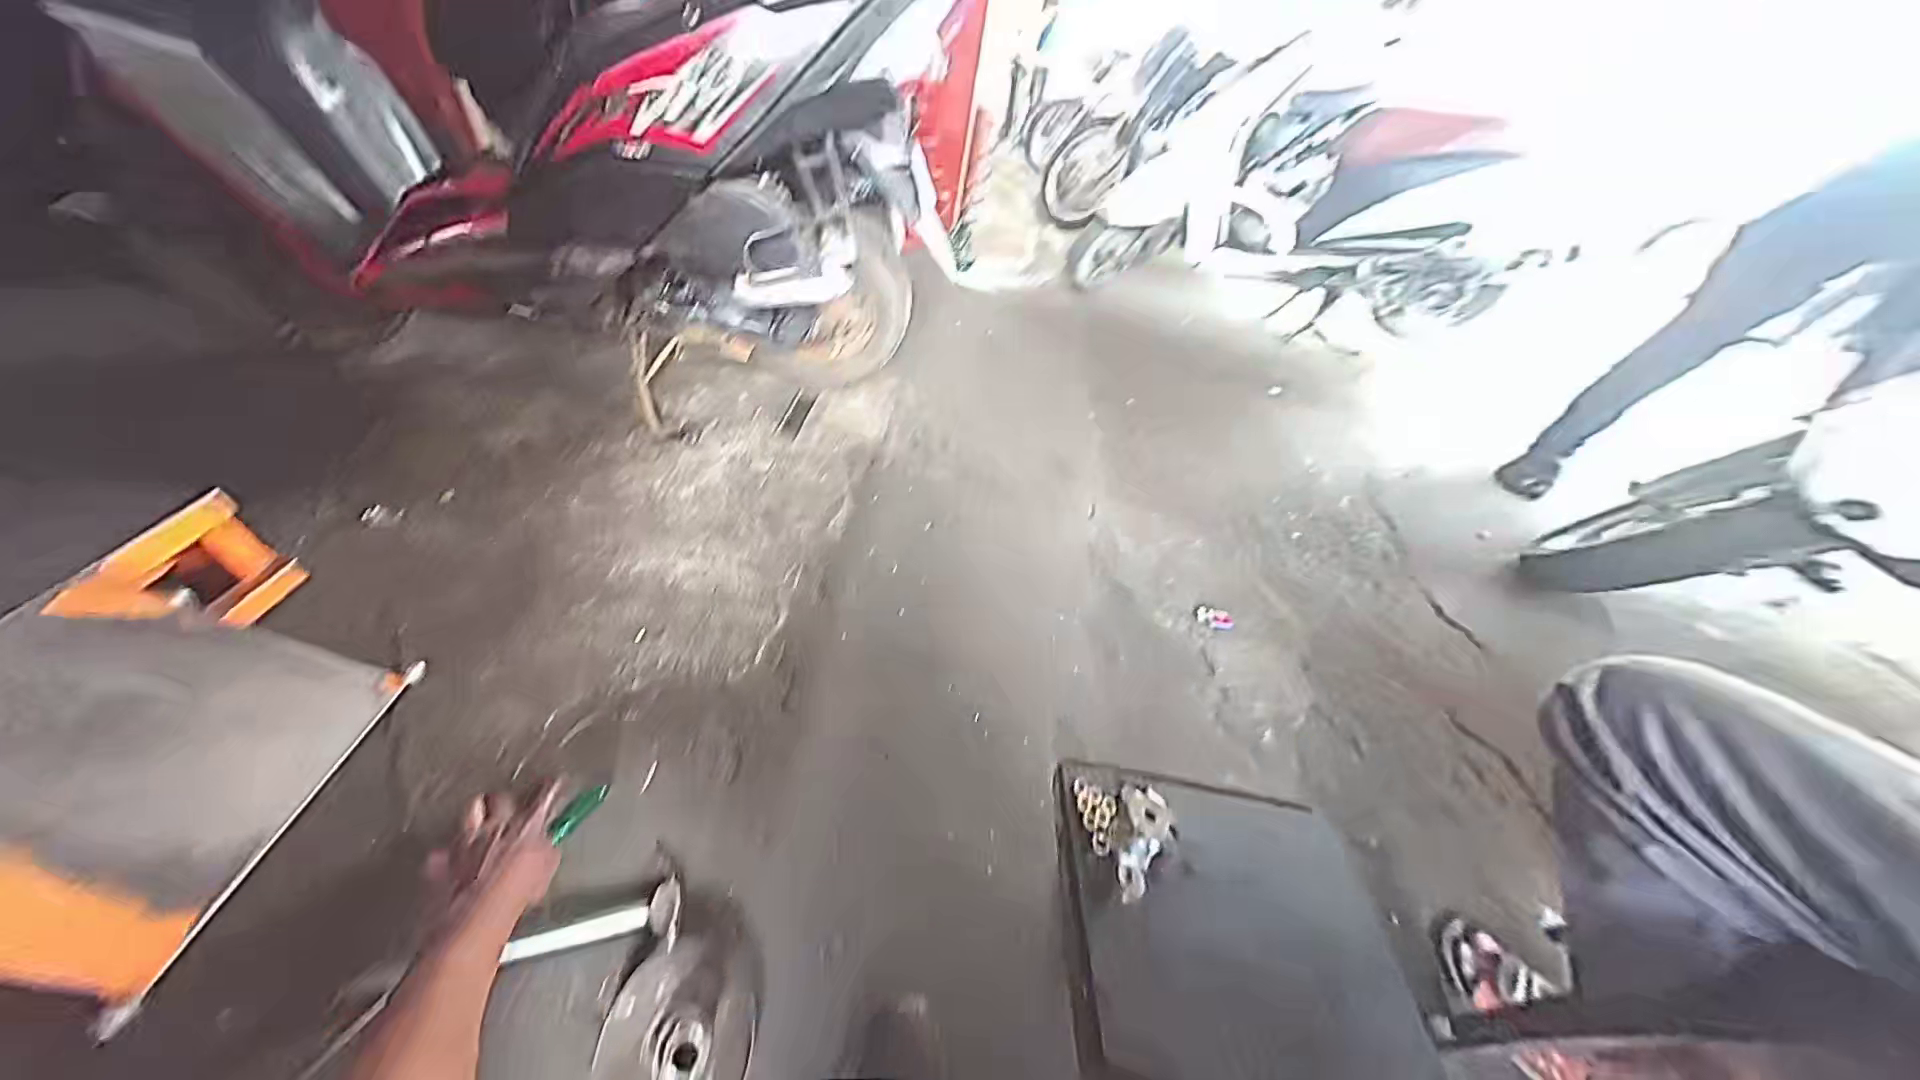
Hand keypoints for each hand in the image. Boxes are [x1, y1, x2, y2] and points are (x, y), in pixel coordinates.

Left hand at [427, 782, 563, 918]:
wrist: (478, 914)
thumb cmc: (518, 890)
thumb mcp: (547, 867)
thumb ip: (546, 848)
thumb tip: (546, 845)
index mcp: (528, 823)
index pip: (544, 793)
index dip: (550, 786)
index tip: (552, 783)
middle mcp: (496, 825)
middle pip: (501, 797)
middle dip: (505, 799)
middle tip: (509, 804)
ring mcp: (467, 841)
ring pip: (470, 812)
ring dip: (476, 814)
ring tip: (480, 819)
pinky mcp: (442, 861)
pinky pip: (442, 852)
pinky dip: (446, 855)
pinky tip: (450, 861)